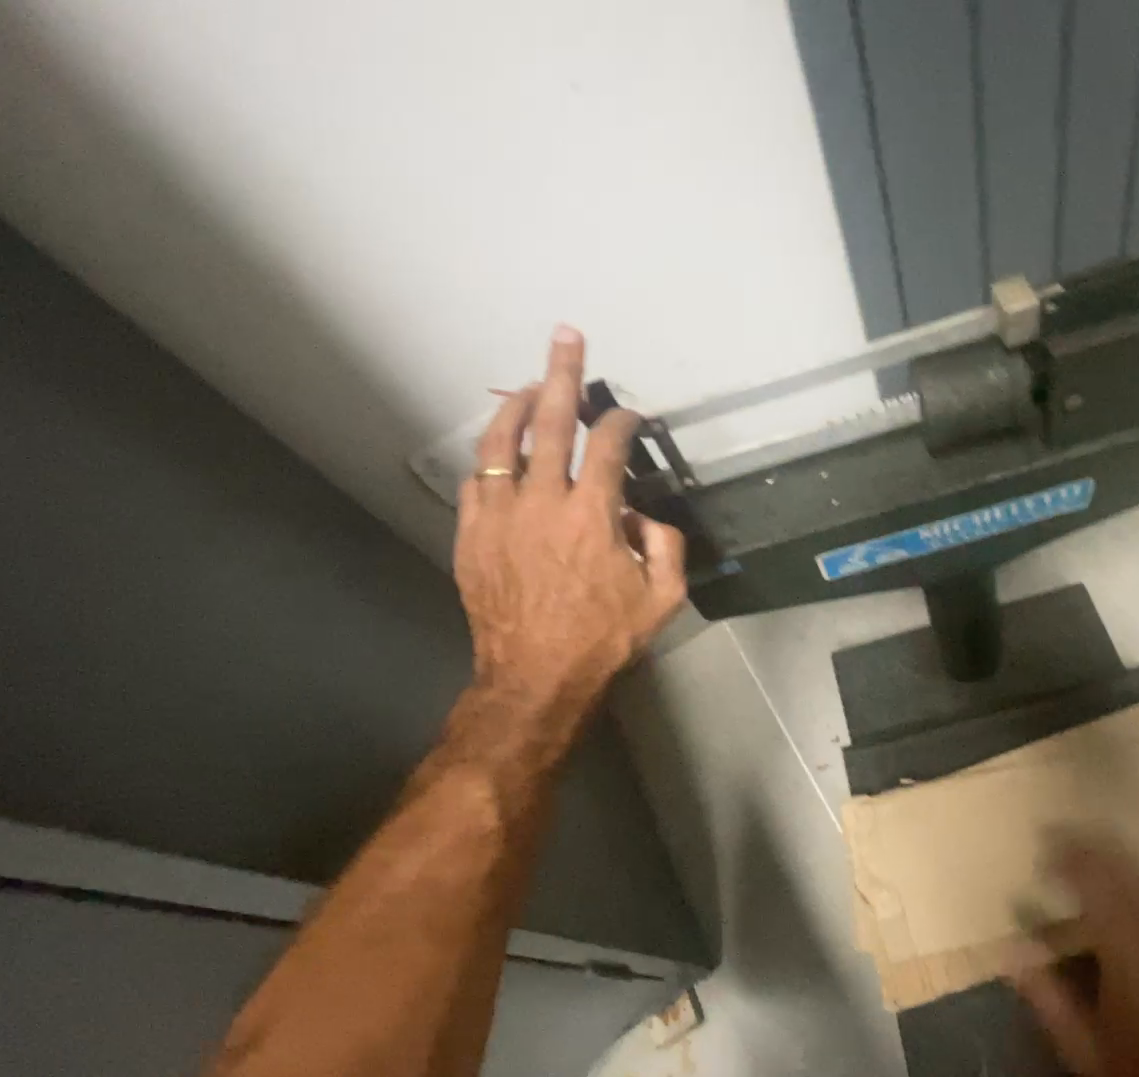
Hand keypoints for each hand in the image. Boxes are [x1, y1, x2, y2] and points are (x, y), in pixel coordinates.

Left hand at [450, 325, 687, 748]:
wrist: (534, 678)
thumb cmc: (603, 639)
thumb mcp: (664, 598)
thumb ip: (667, 545)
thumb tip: (644, 515)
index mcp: (593, 515)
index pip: (610, 445)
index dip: (624, 420)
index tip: (632, 416)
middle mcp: (543, 502)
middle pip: (551, 422)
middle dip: (562, 375)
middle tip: (566, 337)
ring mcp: (500, 516)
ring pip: (500, 441)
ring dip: (516, 407)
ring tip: (529, 388)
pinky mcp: (471, 535)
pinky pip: (475, 480)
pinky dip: (491, 459)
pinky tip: (502, 454)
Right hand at [1012, 836, 1138, 1076]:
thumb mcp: (1085, 1041)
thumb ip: (1046, 994)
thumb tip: (1011, 948)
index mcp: (1127, 944)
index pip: (1094, 880)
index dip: (1068, 853)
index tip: (1042, 838)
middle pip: (1124, 868)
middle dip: (1091, 844)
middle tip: (1060, 831)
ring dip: (1119, 854)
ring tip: (1091, 843)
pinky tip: (1133, 879)